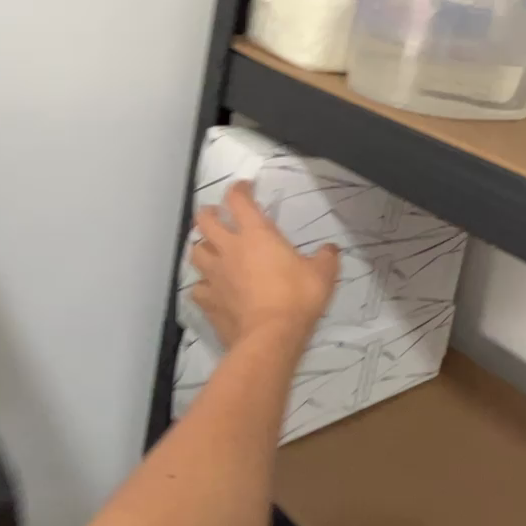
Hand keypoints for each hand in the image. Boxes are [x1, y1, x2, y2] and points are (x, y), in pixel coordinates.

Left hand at [189, 181, 338, 352]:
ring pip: (195, 251)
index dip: (239, 189)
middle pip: (205, 220)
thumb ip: (326, 257)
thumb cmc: (297, 297)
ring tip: (212, 249)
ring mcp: (214, 276)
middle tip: (219, 214)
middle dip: (209, 212)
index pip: (239, 200)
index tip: (245, 188)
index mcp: (257, 234)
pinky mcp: (208, 301)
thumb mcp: (323, 273)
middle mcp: (229, 249)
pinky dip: (203, 284)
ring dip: (202, 246)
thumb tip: (330, 250)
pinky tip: (213, 288)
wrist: (270, 337)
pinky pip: (197, 287)